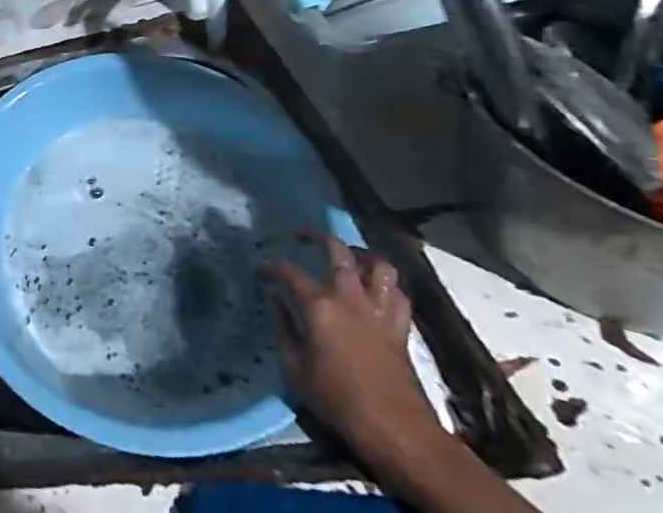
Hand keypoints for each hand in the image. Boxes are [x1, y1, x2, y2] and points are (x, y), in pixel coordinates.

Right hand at [263, 233, 439, 453]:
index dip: (273, 268)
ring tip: (351, 257)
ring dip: (363, 256)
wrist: (392, 426)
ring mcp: (378, 306)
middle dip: (319, 237)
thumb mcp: (295, 370)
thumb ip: (283, 330)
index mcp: (319, 305)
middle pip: (338, 250)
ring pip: (377, 264)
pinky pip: (397, 292)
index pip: (290, 273)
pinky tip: (377, 289)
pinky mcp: (399, 323)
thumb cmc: (337, 400)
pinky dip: (387, 285)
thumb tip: (275, 303)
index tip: (263, 271)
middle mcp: (349, 295)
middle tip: (306, 236)